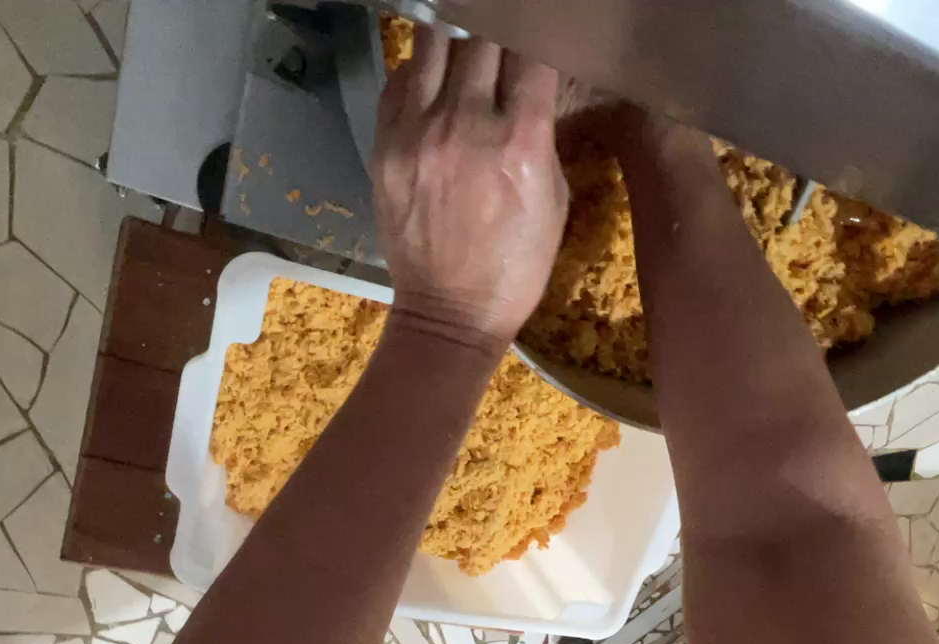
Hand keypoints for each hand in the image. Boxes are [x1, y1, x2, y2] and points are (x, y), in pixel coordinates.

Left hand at [372, 28, 567, 349]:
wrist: (449, 314)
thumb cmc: (513, 270)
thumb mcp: (554, 203)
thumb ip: (543, 137)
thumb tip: (529, 92)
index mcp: (521, 140)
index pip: (532, 49)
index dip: (538, 35)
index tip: (538, 40)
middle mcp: (467, 123)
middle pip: (483, 33)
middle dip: (498, 34)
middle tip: (500, 49)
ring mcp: (418, 133)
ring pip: (434, 41)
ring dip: (454, 38)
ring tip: (463, 52)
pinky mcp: (384, 147)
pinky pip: (399, 80)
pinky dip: (418, 73)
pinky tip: (430, 87)